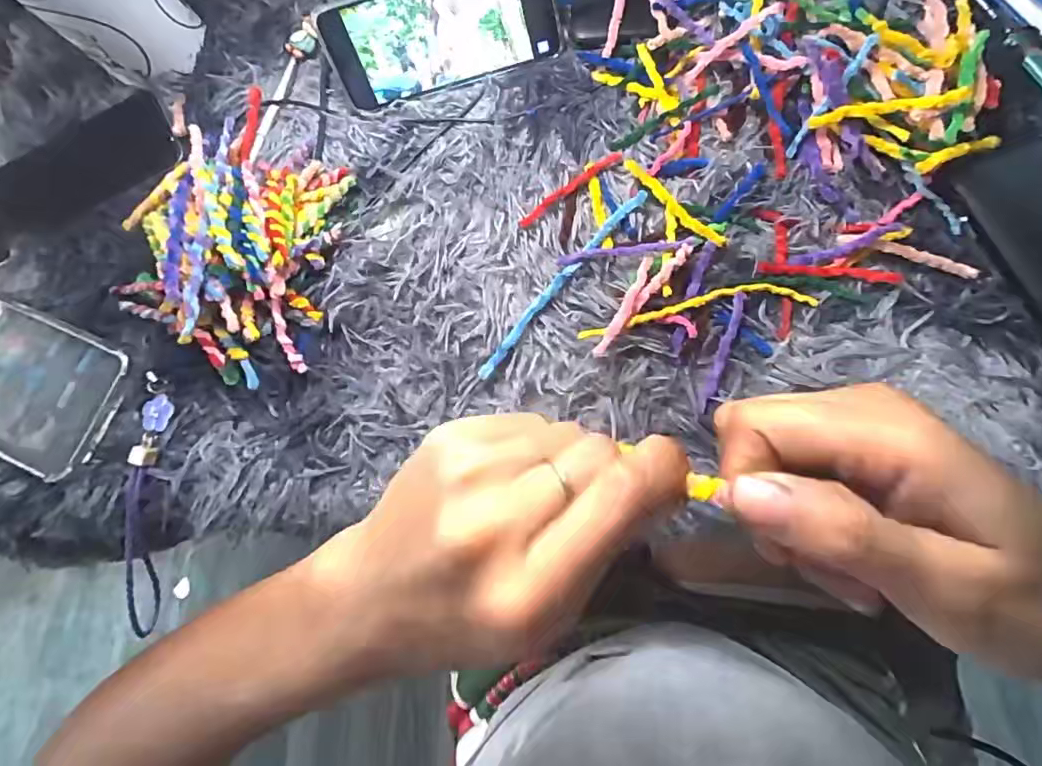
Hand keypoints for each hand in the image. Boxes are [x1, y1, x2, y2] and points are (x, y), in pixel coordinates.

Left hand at [304, 415, 687, 676]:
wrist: (373, 593)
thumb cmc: (468, 620)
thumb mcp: (550, 615)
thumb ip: (608, 545)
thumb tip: (657, 474)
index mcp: (528, 587)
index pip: (619, 493)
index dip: (659, 469)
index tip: (668, 471)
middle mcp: (495, 519)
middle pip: (597, 451)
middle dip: (612, 467)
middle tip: (591, 494)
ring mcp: (466, 467)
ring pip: (565, 429)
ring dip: (570, 455)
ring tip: (538, 489)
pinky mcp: (450, 433)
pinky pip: (529, 421)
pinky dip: (535, 444)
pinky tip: (506, 474)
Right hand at [716, 385, 1041, 679]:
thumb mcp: (950, 588)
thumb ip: (844, 533)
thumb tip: (740, 493)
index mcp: (882, 427)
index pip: (752, 423)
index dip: (746, 487)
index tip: (792, 555)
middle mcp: (858, 405)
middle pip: (751, 431)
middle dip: (768, 507)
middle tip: (827, 568)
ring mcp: (858, 419)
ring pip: (767, 452)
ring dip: (790, 521)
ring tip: (855, 573)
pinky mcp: (858, 442)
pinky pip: (792, 467)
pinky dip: (805, 517)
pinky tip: (855, 556)